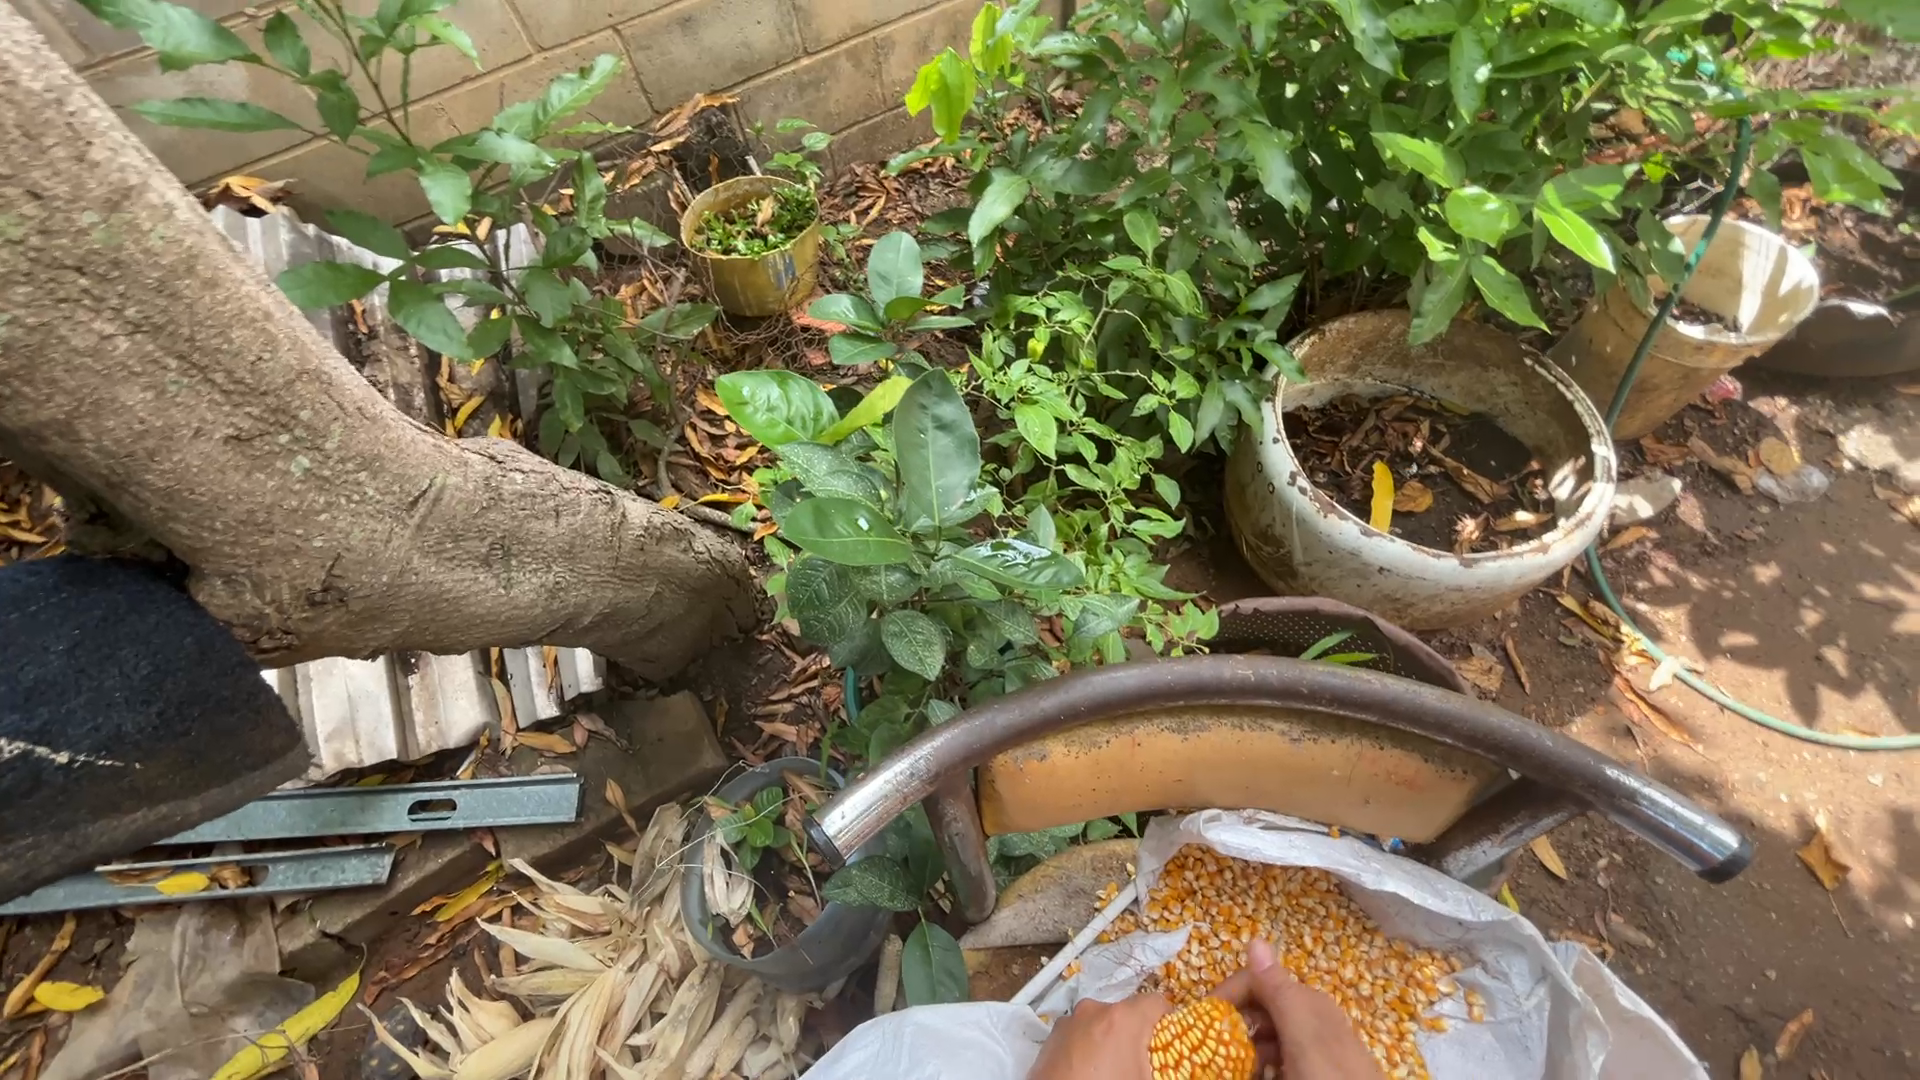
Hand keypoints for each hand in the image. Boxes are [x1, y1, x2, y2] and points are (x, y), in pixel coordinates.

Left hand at [1026, 991, 1172, 1079]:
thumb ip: (1162, 1070)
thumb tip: (1168, 1070)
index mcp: (1122, 1019)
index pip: (1156, 1003)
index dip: (1168, 1020)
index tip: (1173, 1039)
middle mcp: (1095, 1010)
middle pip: (1127, 1015)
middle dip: (1136, 1038)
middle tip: (1141, 1066)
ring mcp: (1070, 1021)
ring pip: (1101, 1024)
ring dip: (1109, 1044)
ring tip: (1112, 1072)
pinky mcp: (1052, 1036)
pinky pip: (1079, 1035)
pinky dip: (1087, 1050)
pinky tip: (1088, 1075)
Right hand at [1214, 940, 1385, 1079]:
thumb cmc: (1329, 1079)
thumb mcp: (1302, 1036)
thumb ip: (1277, 989)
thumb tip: (1255, 938)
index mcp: (1308, 1001)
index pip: (1256, 980)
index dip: (1226, 995)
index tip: (1201, 1020)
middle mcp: (1313, 1018)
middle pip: (1260, 1009)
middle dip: (1234, 1027)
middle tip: (1216, 1051)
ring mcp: (1317, 1050)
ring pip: (1268, 1039)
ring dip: (1247, 1050)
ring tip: (1234, 1068)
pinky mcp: (1318, 1072)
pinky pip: (1282, 1060)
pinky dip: (1266, 1067)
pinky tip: (1261, 1076)